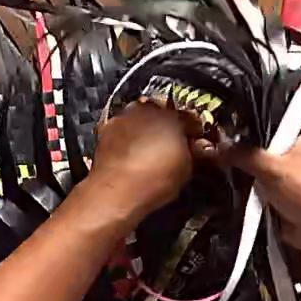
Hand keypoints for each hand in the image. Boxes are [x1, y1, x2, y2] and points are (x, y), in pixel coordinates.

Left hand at [82, 103, 198, 218]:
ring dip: (145, 131)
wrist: (116, 191)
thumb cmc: (152, 180)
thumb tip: (195, 150)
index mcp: (172, 116)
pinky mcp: (105, 130)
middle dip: (168, 128)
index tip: (194, 143)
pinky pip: (122, 130)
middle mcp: (146, 110)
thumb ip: (193, 153)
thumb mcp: (186, 169)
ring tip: (148, 153)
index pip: (189, 118)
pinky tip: (130, 156)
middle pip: (163, 114)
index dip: (193, 132)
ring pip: (140, 120)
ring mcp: (124, 117)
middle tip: (171, 147)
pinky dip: (127, 138)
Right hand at [226, 138, 300, 255]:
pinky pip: (257, 190)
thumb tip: (216, 146)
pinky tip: (229, 188)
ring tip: (216, 170)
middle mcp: (294, 157)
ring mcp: (287, 179)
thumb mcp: (271, 168)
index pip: (267, 129)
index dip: (244, 131)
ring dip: (242, 175)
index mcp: (298, 141)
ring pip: (256, 172)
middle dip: (240, 156)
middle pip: (260, 151)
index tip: (220, 135)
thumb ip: (244, 155)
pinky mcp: (280, 199)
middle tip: (214, 155)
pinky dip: (247, 191)